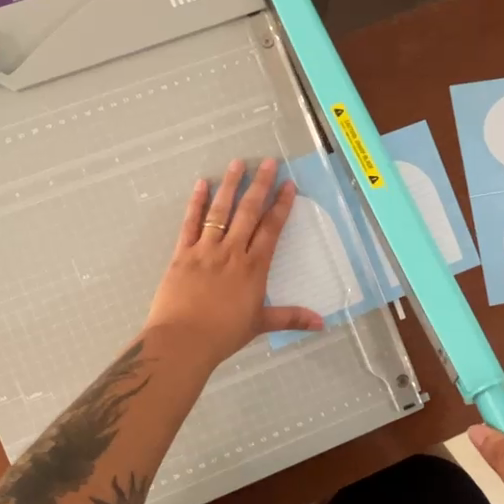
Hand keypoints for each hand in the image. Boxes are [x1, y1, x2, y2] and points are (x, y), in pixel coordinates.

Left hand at [143, 158, 322, 368]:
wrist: (183, 340)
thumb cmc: (223, 335)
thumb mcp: (259, 324)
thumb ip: (290, 318)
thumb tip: (322, 323)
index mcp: (253, 268)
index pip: (271, 229)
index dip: (281, 206)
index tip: (288, 185)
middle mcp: (232, 252)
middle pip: (248, 212)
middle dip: (260, 185)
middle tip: (268, 162)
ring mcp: (205, 250)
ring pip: (220, 211)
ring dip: (230, 185)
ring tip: (237, 163)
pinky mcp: (182, 254)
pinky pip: (190, 223)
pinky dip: (196, 203)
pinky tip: (201, 184)